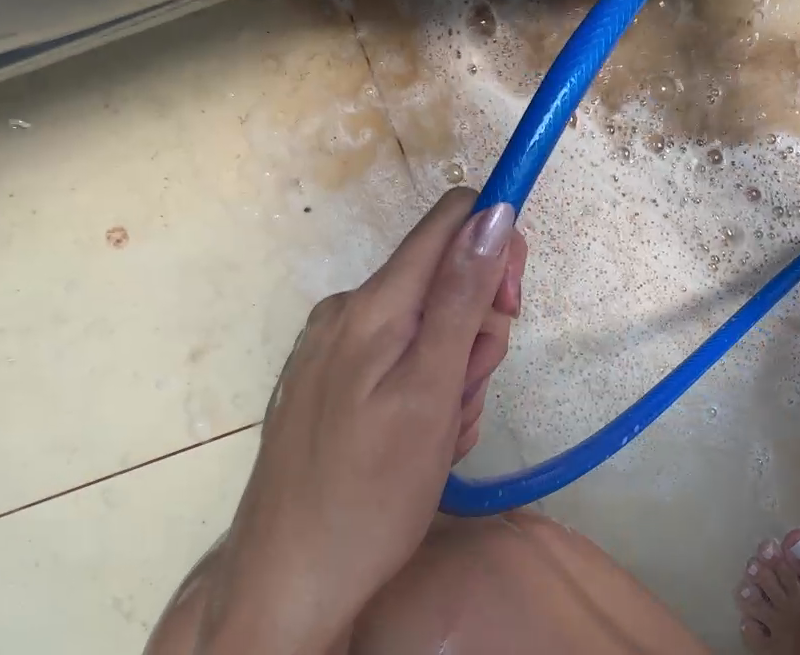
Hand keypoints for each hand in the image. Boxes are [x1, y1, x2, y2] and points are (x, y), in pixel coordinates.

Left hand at [198, 189, 524, 653]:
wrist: (288, 588)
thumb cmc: (372, 490)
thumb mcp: (432, 388)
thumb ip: (464, 295)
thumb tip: (496, 211)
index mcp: (375, 303)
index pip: (454, 220)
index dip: (498, 246)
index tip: (512, 304)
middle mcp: (350, 311)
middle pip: (450, 276)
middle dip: (481, 326)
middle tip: (471, 385)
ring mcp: (338, 348)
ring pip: (436, 325)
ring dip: (460, 369)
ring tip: (446, 426)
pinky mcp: (335, 383)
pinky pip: (407, 360)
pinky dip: (432, 389)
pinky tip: (425, 437)